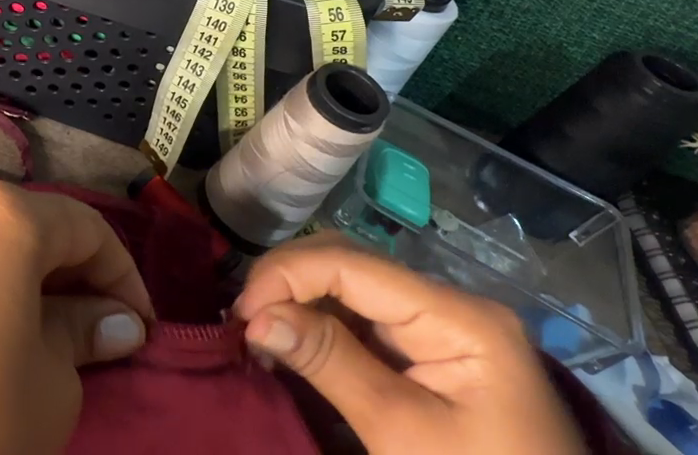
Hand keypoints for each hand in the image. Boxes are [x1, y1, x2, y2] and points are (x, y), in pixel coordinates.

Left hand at [0, 182, 153, 454]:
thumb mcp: (52, 380)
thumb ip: (83, 335)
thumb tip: (114, 320)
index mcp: (4, 216)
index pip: (85, 227)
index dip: (123, 275)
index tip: (142, 328)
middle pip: (27, 228)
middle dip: (71, 275)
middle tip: (101, 332)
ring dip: (13, 280)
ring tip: (38, 332)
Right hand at [232, 233, 584, 454]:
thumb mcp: (404, 435)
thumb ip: (330, 363)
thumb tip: (254, 315)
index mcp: (457, 315)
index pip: (350, 263)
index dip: (285, 276)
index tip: (240, 316)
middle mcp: (449, 304)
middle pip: (348, 262)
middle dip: (287, 283)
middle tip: (244, 326)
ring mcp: (440, 327)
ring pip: (348, 286)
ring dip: (297, 302)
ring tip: (260, 337)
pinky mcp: (430, 352)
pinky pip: (361, 318)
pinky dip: (318, 325)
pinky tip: (291, 344)